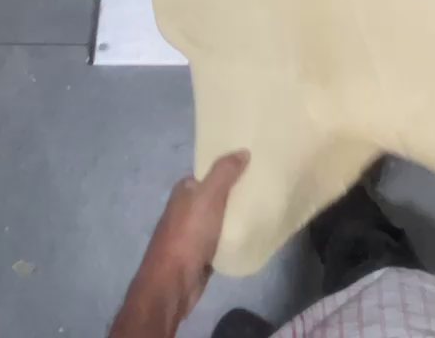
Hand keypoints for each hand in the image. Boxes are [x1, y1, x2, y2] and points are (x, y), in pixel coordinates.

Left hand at [128, 152, 248, 315]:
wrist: (172, 283)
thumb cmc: (189, 234)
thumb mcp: (209, 196)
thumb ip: (225, 172)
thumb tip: (243, 150)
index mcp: (184, 190)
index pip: (210, 172)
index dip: (230, 168)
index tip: (253, 165)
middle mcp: (186, 208)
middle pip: (216, 194)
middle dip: (236, 192)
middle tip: (262, 187)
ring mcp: (192, 232)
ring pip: (220, 218)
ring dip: (235, 216)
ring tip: (262, 208)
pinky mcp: (200, 254)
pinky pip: (221, 239)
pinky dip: (233, 237)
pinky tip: (250, 234)